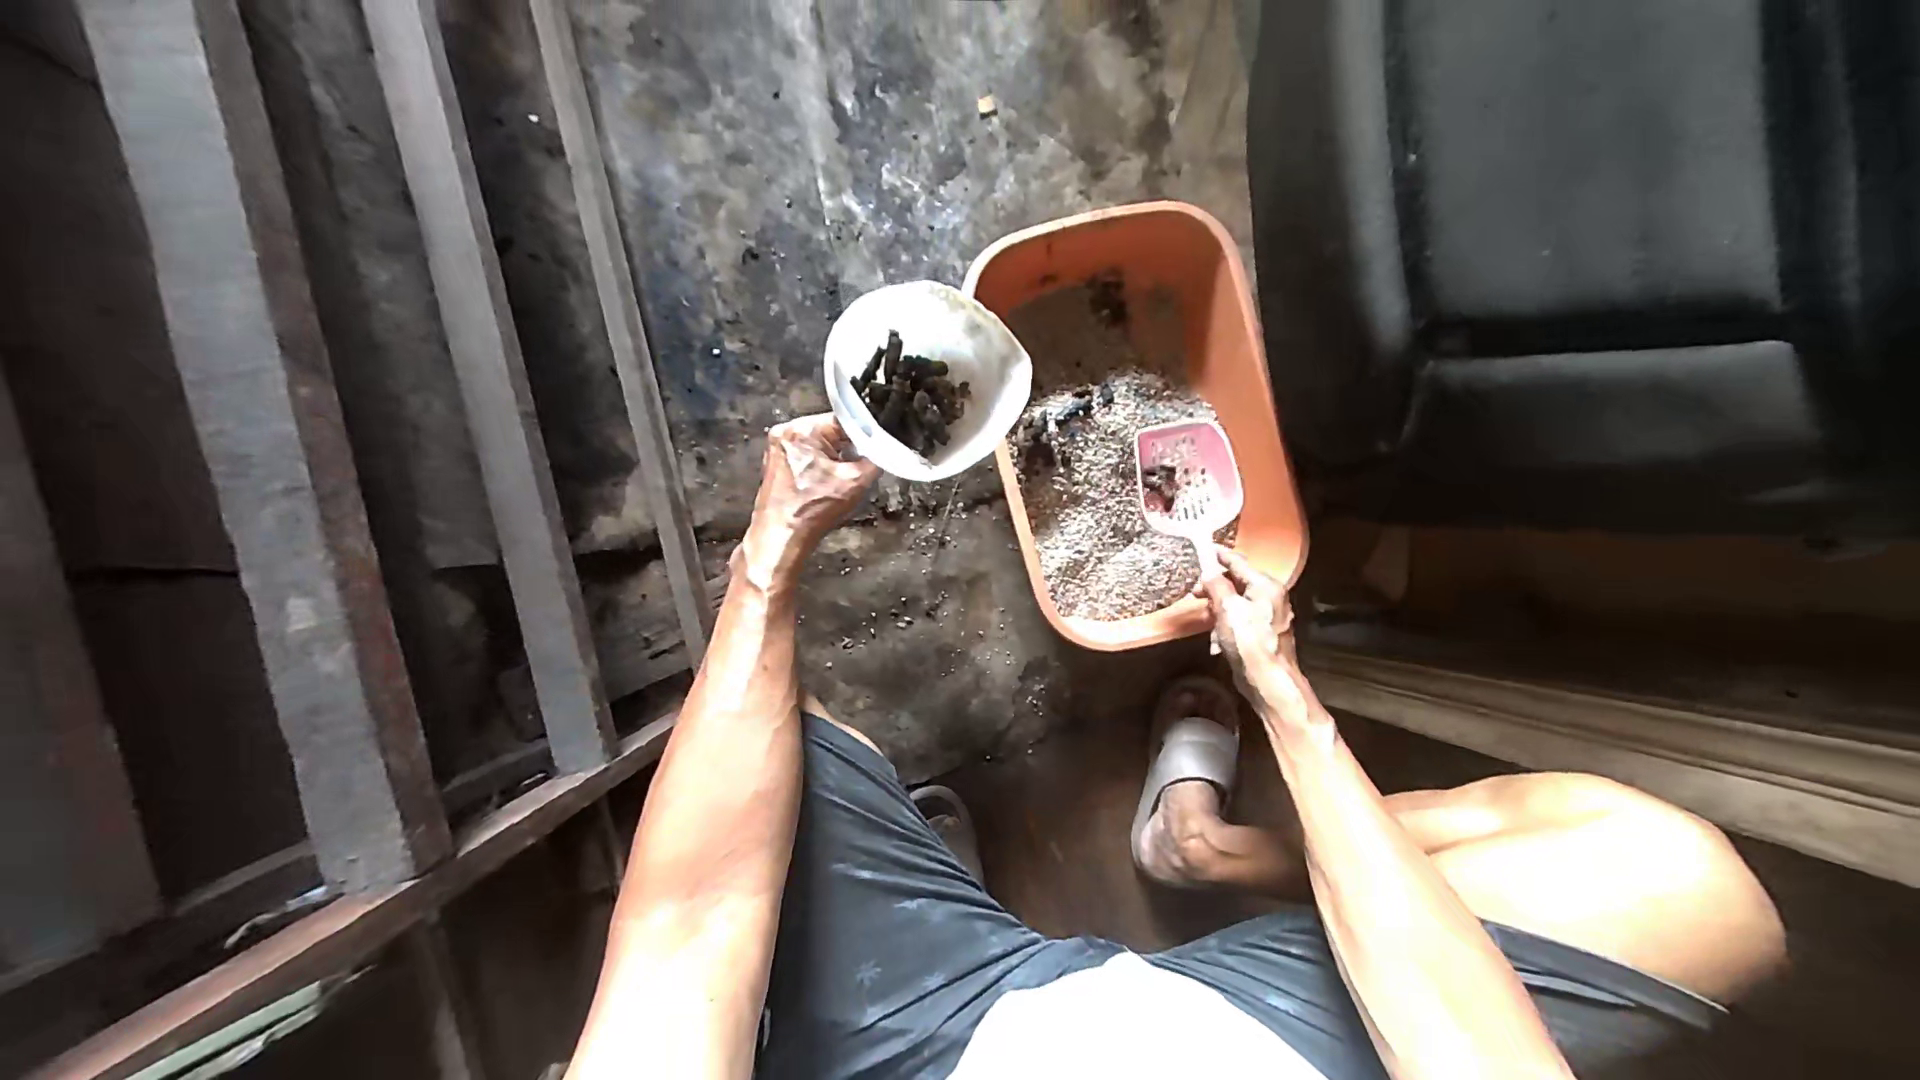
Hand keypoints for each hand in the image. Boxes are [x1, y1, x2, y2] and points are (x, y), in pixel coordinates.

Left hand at [737, 414, 878, 586]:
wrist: (783, 536)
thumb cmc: (808, 512)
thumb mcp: (856, 482)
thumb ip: (876, 460)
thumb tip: (885, 452)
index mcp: (802, 430)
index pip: (844, 420)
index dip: (864, 438)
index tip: (873, 452)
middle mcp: (786, 434)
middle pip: (831, 431)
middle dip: (847, 450)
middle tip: (853, 472)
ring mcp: (778, 448)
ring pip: (819, 445)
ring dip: (834, 460)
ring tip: (835, 482)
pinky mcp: (777, 463)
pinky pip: (807, 457)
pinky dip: (819, 468)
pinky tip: (822, 487)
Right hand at [1196, 545, 1298, 708]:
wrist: (1267, 680)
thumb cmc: (1249, 641)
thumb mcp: (1226, 608)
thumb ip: (1216, 585)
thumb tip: (1208, 572)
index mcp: (1266, 586)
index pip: (1239, 562)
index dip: (1220, 555)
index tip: (1205, 549)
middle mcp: (1271, 597)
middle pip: (1238, 582)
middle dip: (1215, 586)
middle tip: (1195, 591)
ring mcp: (1268, 616)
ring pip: (1236, 602)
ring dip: (1218, 607)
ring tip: (1203, 615)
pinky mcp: (1262, 633)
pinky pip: (1240, 619)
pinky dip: (1226, 623)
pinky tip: (1216, 637)